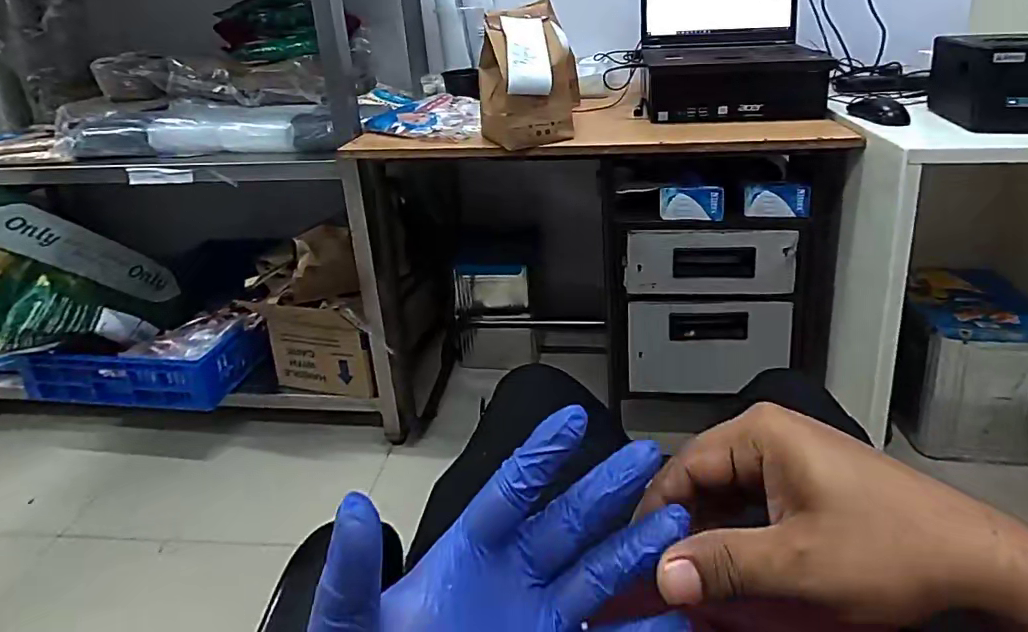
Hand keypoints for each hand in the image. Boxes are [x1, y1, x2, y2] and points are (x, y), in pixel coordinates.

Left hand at [310, 405, 692, 631]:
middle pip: (568, 520)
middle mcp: (512, 578)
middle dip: (607, 486)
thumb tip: (351, 510)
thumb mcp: (354, 621)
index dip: (543, 452)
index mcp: (468, 552)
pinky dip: (644, 630)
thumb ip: (356, 572)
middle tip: (646, 454)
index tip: (575, 418)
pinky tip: (675, 616)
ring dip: (634, 547)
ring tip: (675, 521)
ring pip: (596, 574)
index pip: (512, 489)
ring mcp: (538, 621)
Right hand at [635, 404, 1027, 630]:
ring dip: (711, 539)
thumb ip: (724, 566)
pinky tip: (734, 576)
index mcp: (758, 434)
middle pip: (704, 480)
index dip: (656, 513)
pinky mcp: (805, 482)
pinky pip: (755, 507)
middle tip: (665, 581)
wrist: (973, 557)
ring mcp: (787, 457)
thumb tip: (659, 575)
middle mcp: (767, 435)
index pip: (684, 466)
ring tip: (694, 585)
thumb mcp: (799, 567)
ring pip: (727, 496)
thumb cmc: (886, 551)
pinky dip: (740, 541)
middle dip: (684, 530)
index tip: (635, 560)